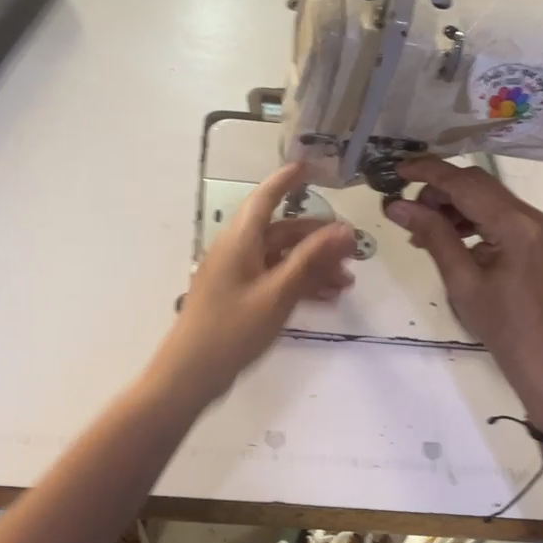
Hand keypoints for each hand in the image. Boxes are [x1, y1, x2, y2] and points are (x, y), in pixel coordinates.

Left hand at [152, 162, 356, 403]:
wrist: (189, 375)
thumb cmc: (231, 330)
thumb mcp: (277, 294)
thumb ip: (310, 261)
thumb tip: (344, 229)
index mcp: (238, 241)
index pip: (265, 198)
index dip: (286, 181)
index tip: (310, 167)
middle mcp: (236, 251)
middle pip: (280, 232)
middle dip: (317, 238)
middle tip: (352, 248)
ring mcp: (236, 276)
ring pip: (280, 259)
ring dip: (313, 266)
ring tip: (347, 282)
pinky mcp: (238, 299)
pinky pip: (274, 281)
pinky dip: (298, 285)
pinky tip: (326, 300)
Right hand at [383, 158, 542, 399]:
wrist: (539, 352)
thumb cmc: (500, 323)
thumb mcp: (460, 279)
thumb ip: (431, 235)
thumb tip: (396, 205)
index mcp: (514, 225)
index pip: (465, 184)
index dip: (428, 173)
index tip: (397, 170)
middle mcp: (527, 214)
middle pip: (474, 183)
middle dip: (436, 188)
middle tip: (405, 207)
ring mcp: (530, 223)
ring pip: (481, 195)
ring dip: (448, 203)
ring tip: (420, 228)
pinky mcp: (527, 234)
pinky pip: (490, 211)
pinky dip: (463, 215)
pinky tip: (442, 235)